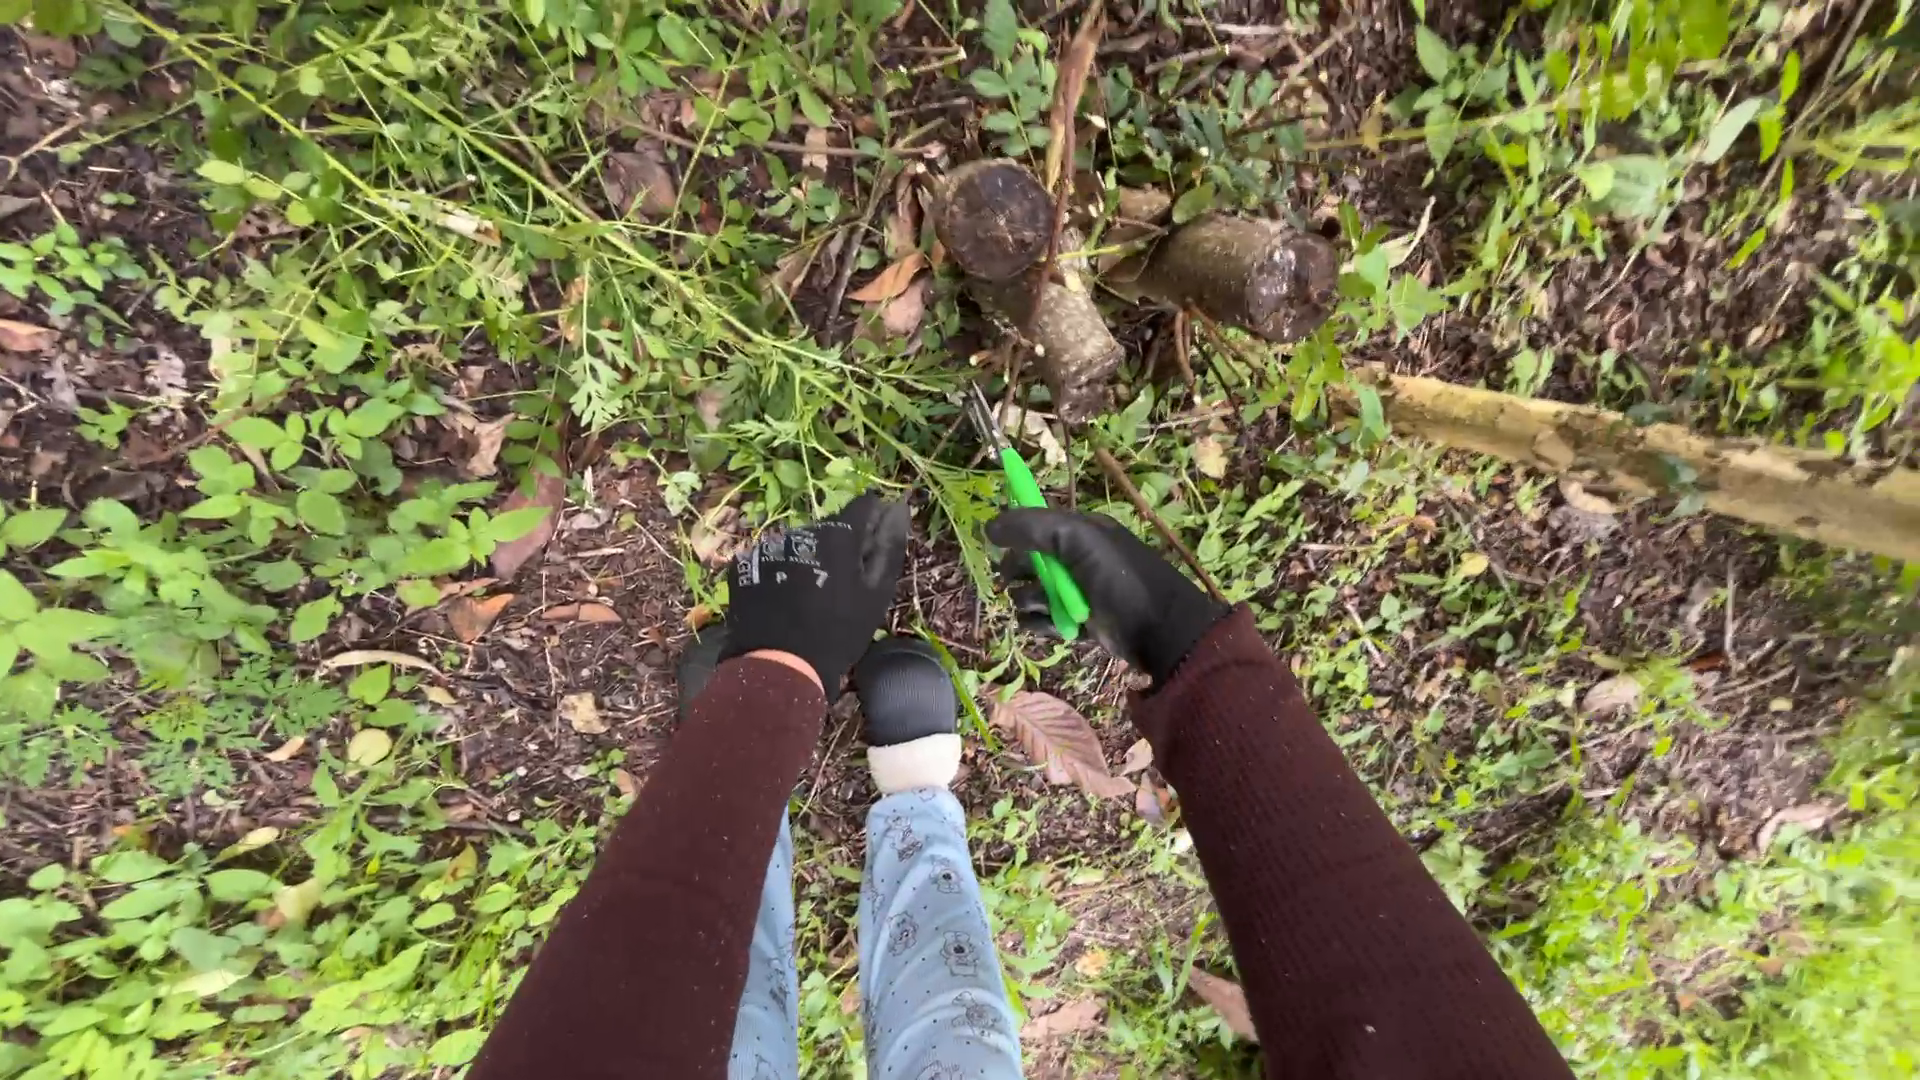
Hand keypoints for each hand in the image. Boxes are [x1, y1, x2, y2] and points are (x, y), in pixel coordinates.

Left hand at [721, 493, 909, 692]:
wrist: (780, 666)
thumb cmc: (840, 631)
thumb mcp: (876, 592)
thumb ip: (889, 546)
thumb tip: (899, 508)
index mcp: (838, 533)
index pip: (864, 505)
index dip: (876, 520)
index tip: (878, 542)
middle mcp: (803, 529)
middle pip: (832, 526)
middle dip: (844, 543)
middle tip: (848, 580)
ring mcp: (771, 545)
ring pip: (803, 542)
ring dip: (814, 556)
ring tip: (815, 592)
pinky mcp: (746, 563)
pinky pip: (777, 557)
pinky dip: (786, 569)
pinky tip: (789, 597)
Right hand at [987, 508, 1228, 685]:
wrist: (1161, 629)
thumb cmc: (1119, 577)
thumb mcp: (1077, 539)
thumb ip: (1031, 528)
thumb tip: (988, 528)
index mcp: (1079, 530)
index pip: (1034, 524)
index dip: (1014, 534)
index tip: (996, 545)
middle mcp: (1075, 557)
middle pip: (1026, 561)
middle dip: (1018, 571)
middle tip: (1015, 580)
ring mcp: (1076, 591)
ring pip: (1030, 592)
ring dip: (1028, 600)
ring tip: (1044, 606)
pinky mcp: (1077, 622)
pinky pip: (1042, 620)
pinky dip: (1040, 623)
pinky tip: (1050, 625)